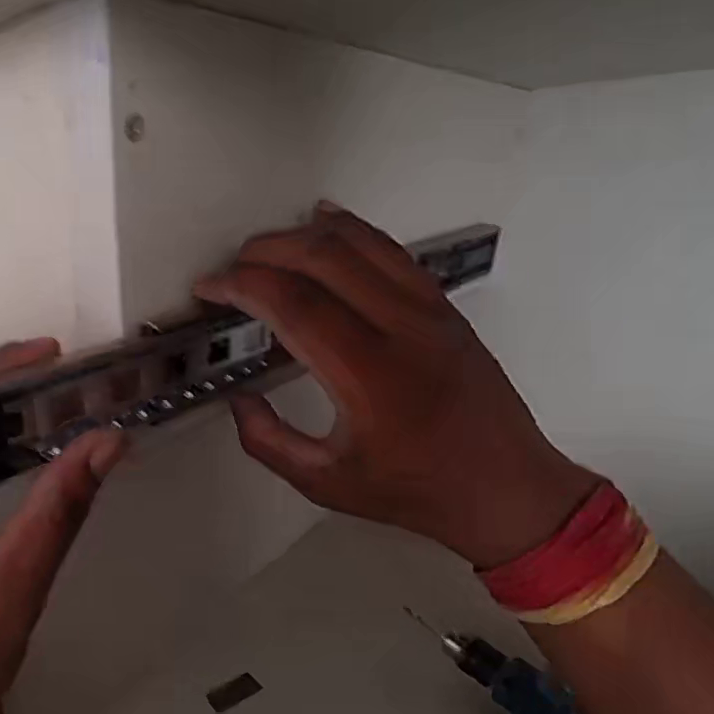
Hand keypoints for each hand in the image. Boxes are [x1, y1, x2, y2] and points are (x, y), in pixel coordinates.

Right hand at [195, 204, 597, 568]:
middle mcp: (401, 328)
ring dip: (302, 235)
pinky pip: (391, 249)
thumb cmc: (413, 490)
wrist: (505, 487)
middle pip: (322, 257)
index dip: (241, 286)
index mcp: (368, 377)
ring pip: (358, 241)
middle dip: (263, 251)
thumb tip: (239, 398)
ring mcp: (429, 309)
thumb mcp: (326, 483)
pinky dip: (350, 228)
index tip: (208, 288)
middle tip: (229, 270)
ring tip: (264, 250)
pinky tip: (322, 223)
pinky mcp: (443, 305)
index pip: (293, 304)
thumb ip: (268, 442)